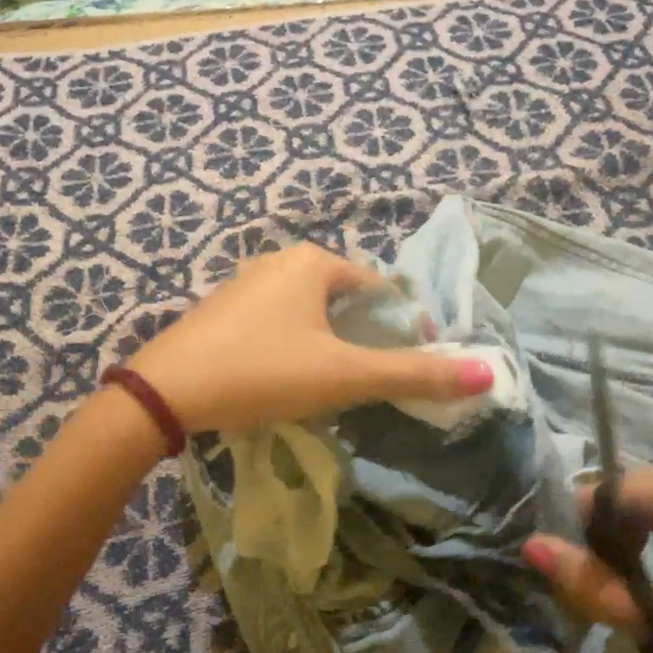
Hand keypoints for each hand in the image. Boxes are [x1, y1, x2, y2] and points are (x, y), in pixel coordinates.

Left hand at [126, 244, 493, 433]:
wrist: (165, 392)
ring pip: (310, 313)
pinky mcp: (222, 310)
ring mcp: (246, 283)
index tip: (407, 369)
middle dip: (364, 338)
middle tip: (368, 383)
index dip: (402, 328)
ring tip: (331, 388)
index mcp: (313, 262)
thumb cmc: (262, 372)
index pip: (380, 289)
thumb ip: (412, 375)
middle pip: (345, 300)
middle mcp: (280, 260)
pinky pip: (277, 322)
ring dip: (329, 345)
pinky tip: (285, 381)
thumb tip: (487, 373)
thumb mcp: (343, 376)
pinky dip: (294, 346)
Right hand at [522, 472, 652, 652]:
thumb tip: (530, 545)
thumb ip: (596, 586)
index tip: (557, 540)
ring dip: (628, 533)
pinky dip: (652, 540)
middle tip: (577, 562)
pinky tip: (633, 568)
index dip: (593, 508)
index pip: (642, 487)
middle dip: (610, 523)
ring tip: (600, 570)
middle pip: (652, 491)